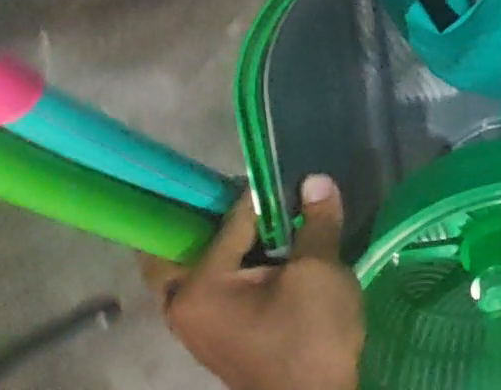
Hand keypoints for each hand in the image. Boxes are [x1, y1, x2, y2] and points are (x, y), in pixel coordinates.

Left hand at [141, 175, 364, 389]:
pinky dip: (239, 260)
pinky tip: (277, 248)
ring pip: (200, 266)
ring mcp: (199, 321)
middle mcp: (183, 304)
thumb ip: (316, 223)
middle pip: (180, 249)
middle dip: (210, 218)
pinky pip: (219, 282)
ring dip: (228, 239)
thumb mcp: (320, 269)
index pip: (225, 223)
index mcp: (198, 288)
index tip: (281, 170)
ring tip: (272, 215)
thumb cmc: (310, 330)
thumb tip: (314, 181)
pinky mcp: (222, 329)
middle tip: (251, 193)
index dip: (256, 195)